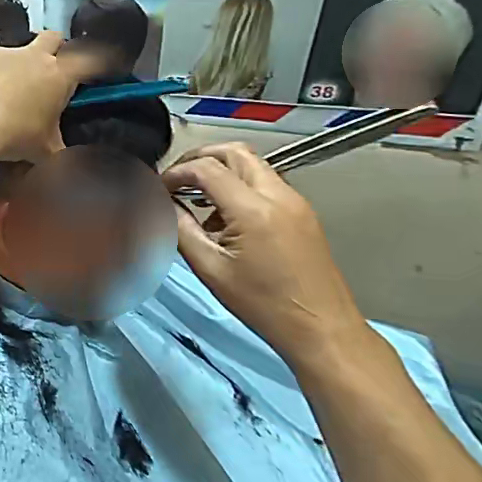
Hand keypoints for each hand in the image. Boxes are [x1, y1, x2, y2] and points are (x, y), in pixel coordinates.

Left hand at [0, 30, 106, 162]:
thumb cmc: (15, 135)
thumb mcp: (45, 150)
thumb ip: (61, 150)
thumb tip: (71, 164)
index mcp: (59, 75)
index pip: (91, 59)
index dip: (101, 59)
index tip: (105, 62)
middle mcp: (33, 56)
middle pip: (54, 38)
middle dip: (57, 49)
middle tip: (53, 70)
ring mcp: (2, 53)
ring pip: (19, 49)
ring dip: (20, 64)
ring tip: (11, 89)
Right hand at [161, 141, 364, 357]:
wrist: (322, 329)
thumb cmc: (265, 306)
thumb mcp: (211, 270)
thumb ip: (181, 230)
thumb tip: (163, 206)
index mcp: (253, 209)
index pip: (206, 168)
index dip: (176, 173)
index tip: (159, 188)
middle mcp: (278, 194)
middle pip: (233, 152)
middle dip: (199, 159)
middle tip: (176, 179)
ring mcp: (295, 201)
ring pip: (252, 164)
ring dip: (221, 171)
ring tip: (197, 200)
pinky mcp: (302, 212)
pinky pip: (265, 183)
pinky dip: (240, 186)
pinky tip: (226, 218)